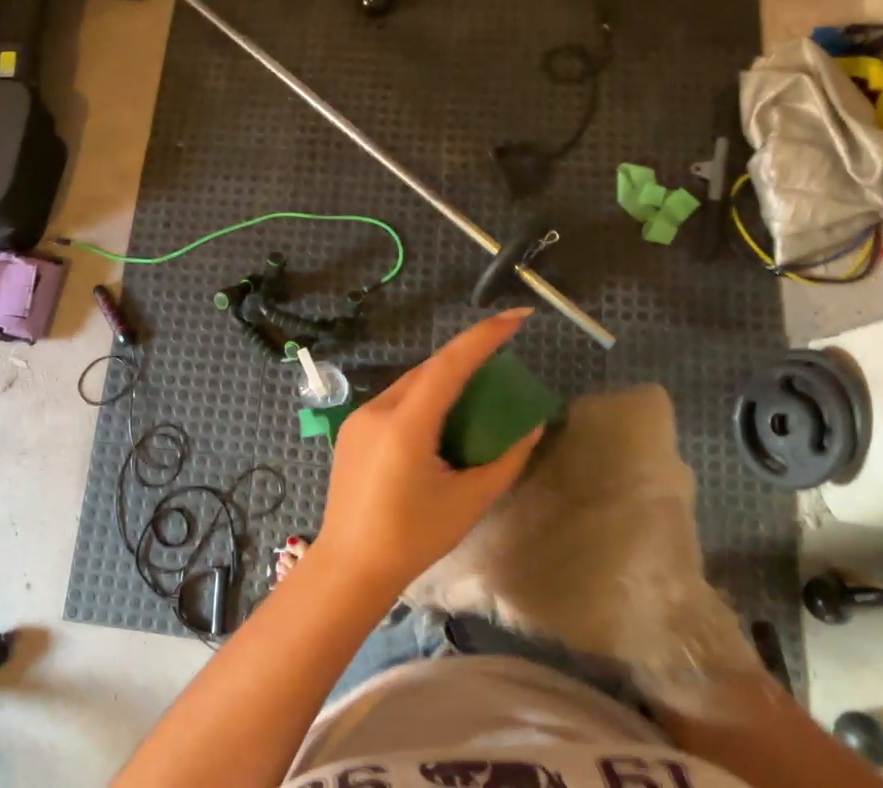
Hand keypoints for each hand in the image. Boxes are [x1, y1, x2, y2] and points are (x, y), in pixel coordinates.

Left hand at [310, 308, 545, 592]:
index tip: (517, 316)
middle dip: (467, 358)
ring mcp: (359, 419)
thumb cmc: (413, 538)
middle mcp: (378, 410)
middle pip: (429, 370)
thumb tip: (533, 426)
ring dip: (443, 379)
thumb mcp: (469, 501)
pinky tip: (441, 418)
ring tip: (476, 389)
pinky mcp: (352, 432)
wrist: (350, 567)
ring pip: (410, 383)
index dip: (484, 336)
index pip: (450, 364)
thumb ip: (505, 459)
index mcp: (405, 424)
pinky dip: (423, 398)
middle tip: (503, 360)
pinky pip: (395, 401)